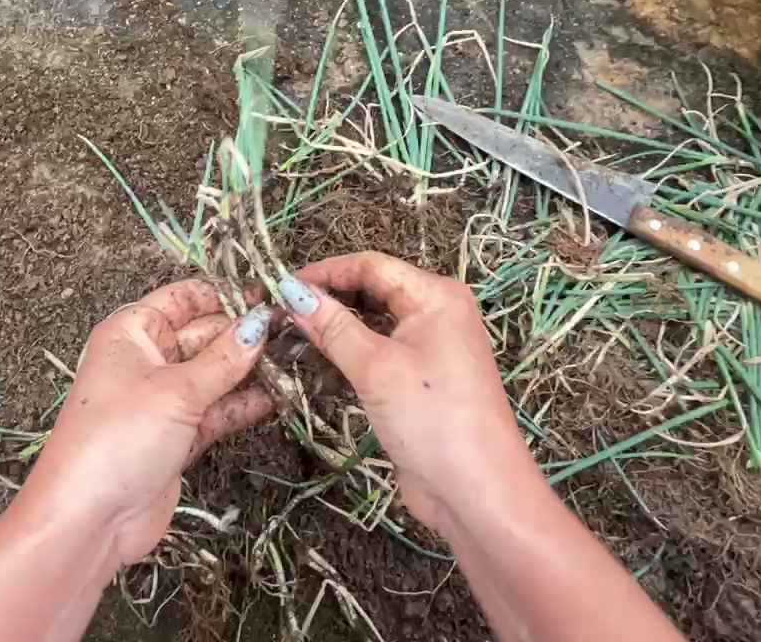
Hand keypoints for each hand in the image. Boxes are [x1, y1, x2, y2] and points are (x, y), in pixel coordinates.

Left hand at [16, 280, 276, 567]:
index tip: (265, 293)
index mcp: (132, 332)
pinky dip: (242, 404)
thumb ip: (224, 359)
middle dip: (241, 332)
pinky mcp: (177, 436)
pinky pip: (215, 410)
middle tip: (290, 326)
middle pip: (202, 334)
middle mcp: (146, 359)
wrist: (89, 520)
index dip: (221, 294)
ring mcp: (162, 399)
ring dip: (248, 368)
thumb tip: (260, 323)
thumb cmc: (119, 436)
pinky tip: (277, 396)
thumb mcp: (176, 390)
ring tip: (293, 357)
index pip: (182, 299)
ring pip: (213, 373)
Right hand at [278, 252, 528, 534]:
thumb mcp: (375, 368)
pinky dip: (351, 347)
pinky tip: (319, 356)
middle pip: (372, 288)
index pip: (370, 265)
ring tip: (292, 329)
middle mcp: (436, 311)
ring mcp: (431, 344)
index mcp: (435, 295)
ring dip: (336, 322)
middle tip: (282, 308)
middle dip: (329, 295)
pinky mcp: (422, 375)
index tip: (282, 284)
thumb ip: (332, 326)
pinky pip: (380, 347)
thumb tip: (290, 291)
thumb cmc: (432, 420)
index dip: (325, 271)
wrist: (479, 495)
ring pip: (374, 319)